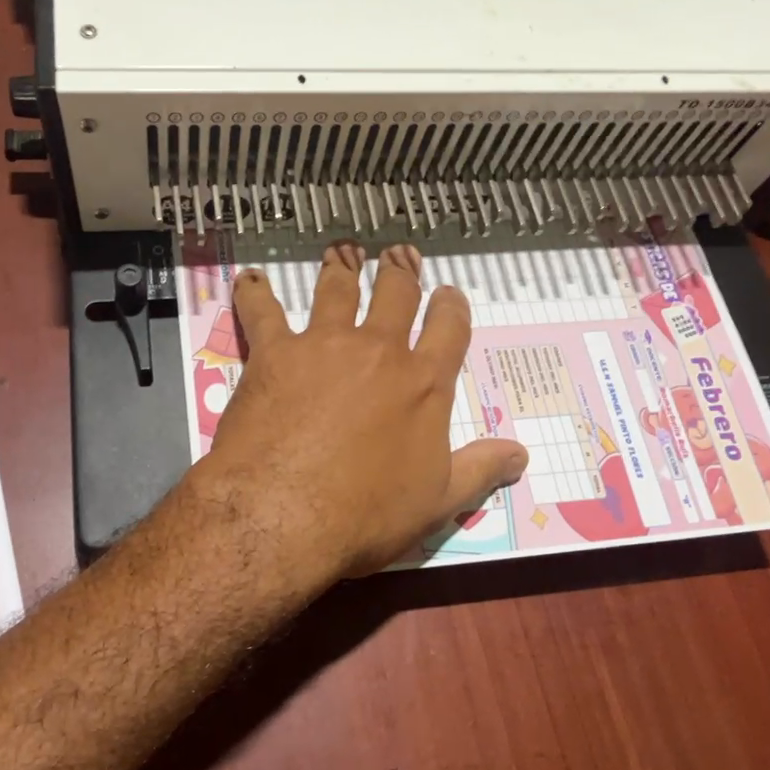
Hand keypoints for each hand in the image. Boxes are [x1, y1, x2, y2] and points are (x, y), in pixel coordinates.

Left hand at [188, 241, 527, 582]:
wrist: (286, 513)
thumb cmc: (367, 515)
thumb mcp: (437, 502)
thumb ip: (478, 471)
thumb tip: (520, 452)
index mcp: (424, 384)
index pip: (449, 329)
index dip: (451, 307)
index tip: (448, 294)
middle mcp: (379, 352)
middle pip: (396, 294)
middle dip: (400, 272)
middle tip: (398, 256)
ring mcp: (324, 346)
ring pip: (336, 290)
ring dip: (341, 269)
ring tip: (342, 253)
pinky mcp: (274, 353)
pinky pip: (262, 311)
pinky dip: (254, 293)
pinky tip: (249, 280)